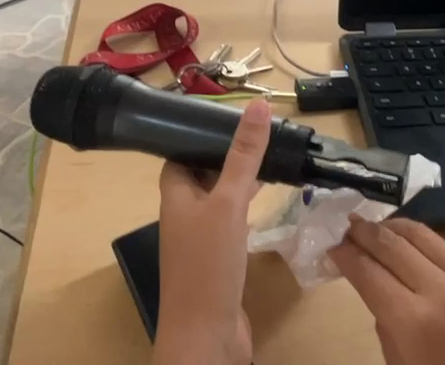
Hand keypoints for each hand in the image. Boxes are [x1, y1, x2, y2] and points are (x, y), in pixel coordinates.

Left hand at [152, 98, 271, 364]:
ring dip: (239, 181)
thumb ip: (244, 155)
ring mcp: (199, 242)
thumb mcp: (229, 202)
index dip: (200, 135)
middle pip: (202, 174)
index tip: (229, 117)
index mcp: (175, 196)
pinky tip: (266, 205)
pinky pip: (231, 224)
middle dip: (227, 156)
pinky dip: (247, 209)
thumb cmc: (208, 266)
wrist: (207, 340)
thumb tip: (258, 104)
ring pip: (219, 200)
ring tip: (269, 162)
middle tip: (258, 137)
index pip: (180, 153)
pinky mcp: (218, 263)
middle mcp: (183, 215)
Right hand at [330, 216, 444, 364]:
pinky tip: (409, 246)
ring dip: (391, 227)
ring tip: (372, 227)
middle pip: (391, 244)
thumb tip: (383, 302)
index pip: (369, 273)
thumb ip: (390, 338)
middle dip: (363, 232)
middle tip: (343, 227)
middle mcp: (440, 291)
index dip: (346, 256)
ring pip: (421, 235)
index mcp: (416, 324)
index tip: (330, 247)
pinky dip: (420, 241)